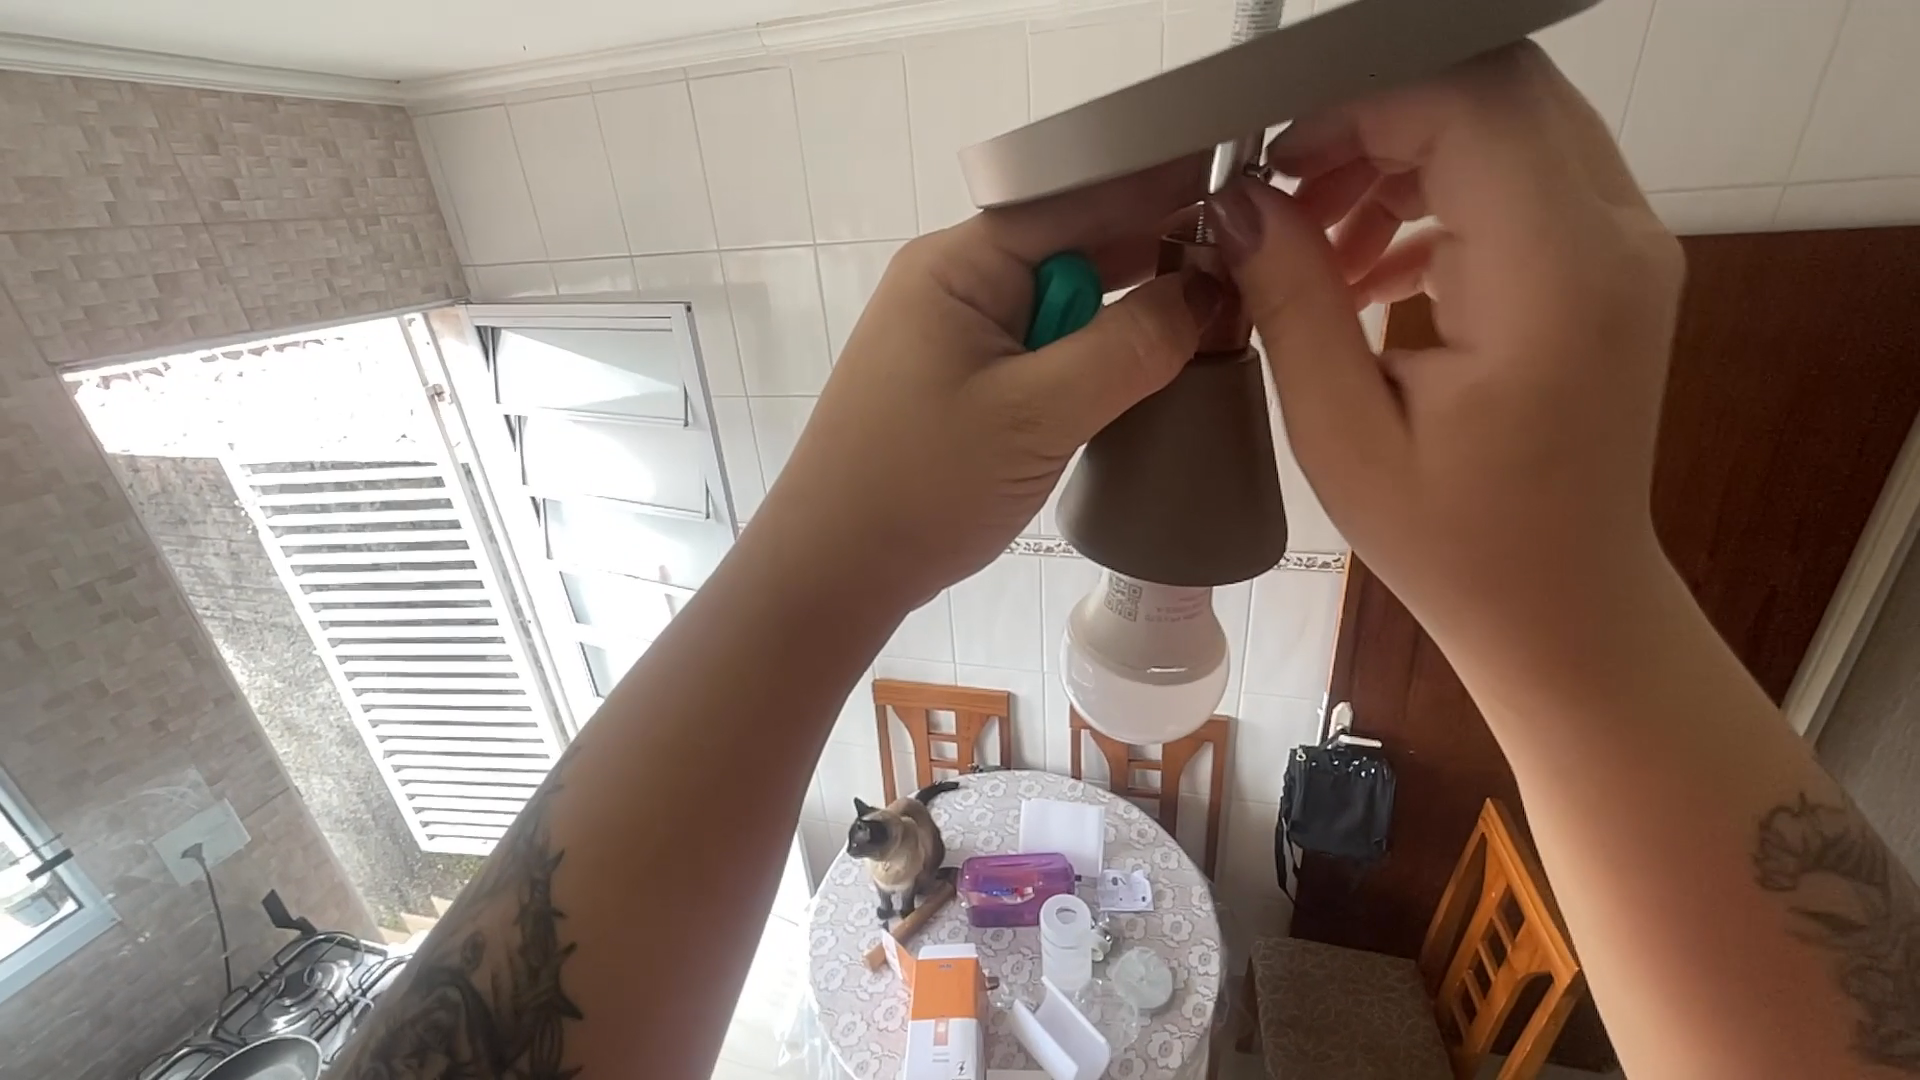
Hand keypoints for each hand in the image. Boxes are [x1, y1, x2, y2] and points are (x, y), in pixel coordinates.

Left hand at [751, 159, 1222, 607]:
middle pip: (1074, 250)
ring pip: (1062, 310)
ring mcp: (958, 338)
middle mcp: (957, 285)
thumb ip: (1129, 347)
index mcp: (962, 263)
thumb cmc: (924, 486)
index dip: (1162, 192)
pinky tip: (1139, 377)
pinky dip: (1090, 364)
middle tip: (1242, 280)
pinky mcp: (965, 387)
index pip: (1079, 198)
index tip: (1242, 198)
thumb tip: (1209, 291)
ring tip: (1207, 329)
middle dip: (1153, 263)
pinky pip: (1042, 355)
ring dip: (1123, 322)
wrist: (838, 567)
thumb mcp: (1036, 414)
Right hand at [1205, 43, 1685, 650]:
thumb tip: (1239, 209)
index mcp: (1552, 280)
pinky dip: (1429, 201)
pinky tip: (1366, 272)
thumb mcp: (1342, 432)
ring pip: (1504, 127)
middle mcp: (1613, 236)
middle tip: (1283, 200)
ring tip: (1314, 245)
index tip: (1271, 169)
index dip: (1355, 110)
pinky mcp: (1600, 265)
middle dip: (1370, 124)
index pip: (1469, 106)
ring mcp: (1620, 245)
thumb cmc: (1445, 536)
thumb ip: (1295, 304)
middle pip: (1495, 93)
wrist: (1554, 593)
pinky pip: (1513, 181)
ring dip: (1395, 162)